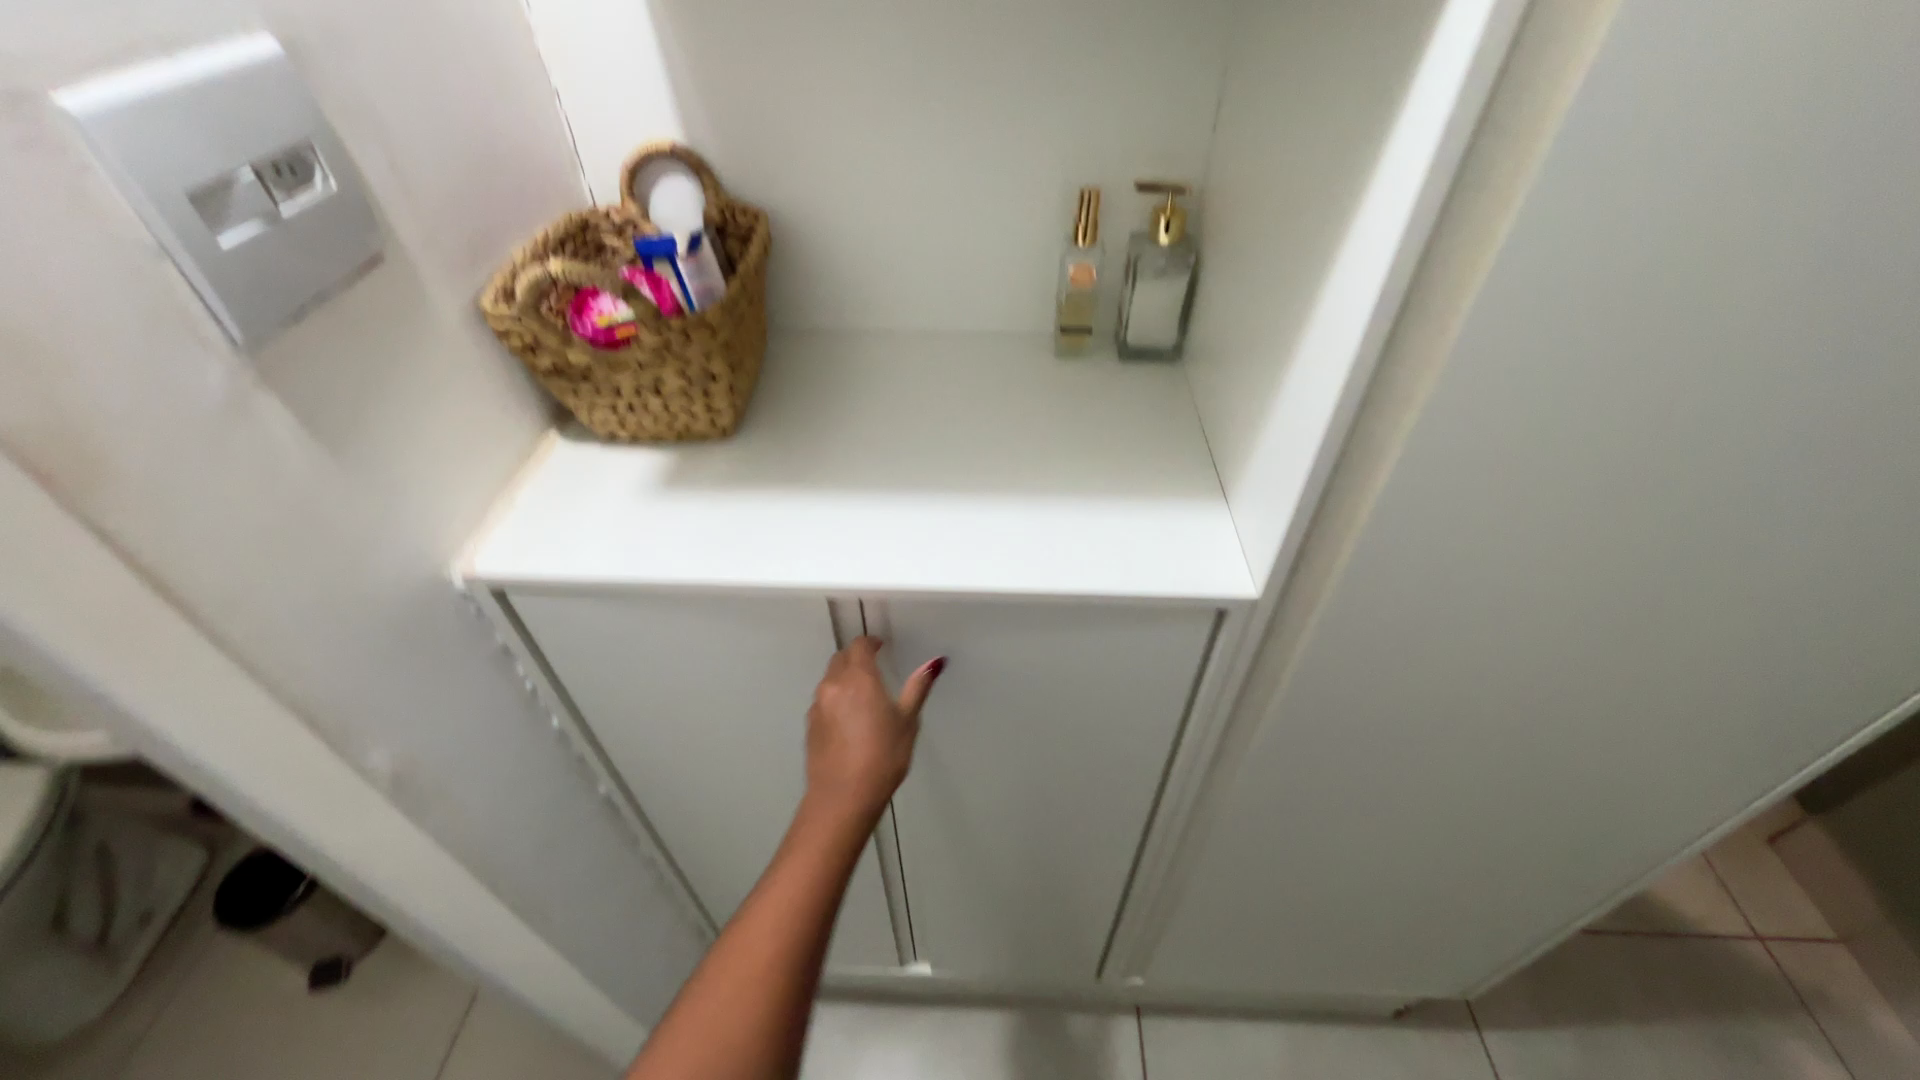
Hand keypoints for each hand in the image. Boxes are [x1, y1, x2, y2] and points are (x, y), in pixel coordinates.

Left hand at [805, 637, 942, 820]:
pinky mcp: (809, 725)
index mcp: (859, 678)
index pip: (859, 646)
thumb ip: (917, 688)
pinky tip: (848, 720)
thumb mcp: (907, 721)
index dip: (870, 643)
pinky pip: (823, 701)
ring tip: (862, 695)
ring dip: (844, 678)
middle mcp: (833, 685)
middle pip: (840, 659)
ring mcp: (817, 706)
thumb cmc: (882, 756)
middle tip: (873, 667)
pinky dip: (835, 699)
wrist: (843, 796)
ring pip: (829, 680)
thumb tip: (934, 662)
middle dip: (856, 658)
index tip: (881, 646)